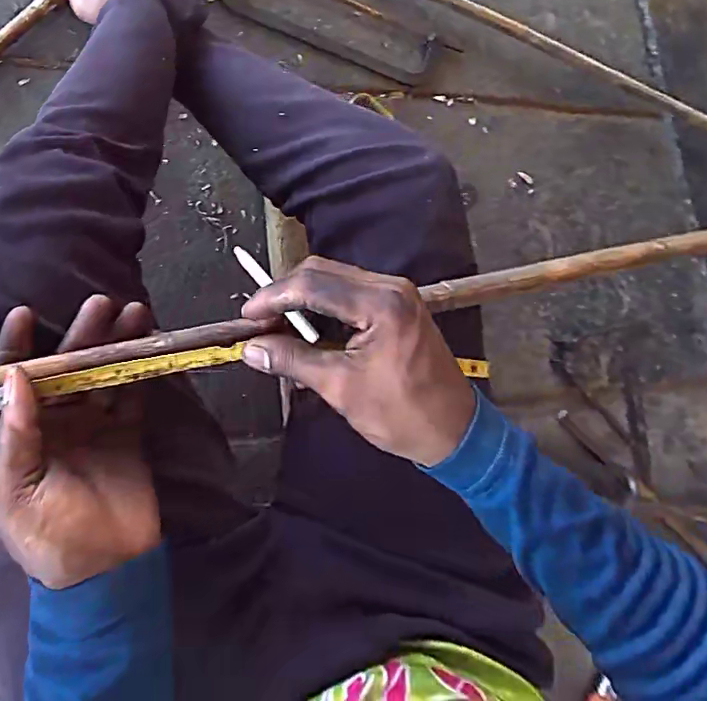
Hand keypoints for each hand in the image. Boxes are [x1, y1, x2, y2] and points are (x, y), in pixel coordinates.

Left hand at [0, 295, 161, 589]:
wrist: (105, 576)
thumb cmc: (47, 541)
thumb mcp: (17, 496)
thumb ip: (16, 438)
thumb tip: (13, 377)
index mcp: (22, 432)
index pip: (15, 379)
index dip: (16, 345)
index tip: (23, 314)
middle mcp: (55, 419)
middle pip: (65, 367)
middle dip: (80, 334)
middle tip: (99, 304)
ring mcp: (92, 424)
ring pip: (101, 373)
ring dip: (114, 343)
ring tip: (133, 312)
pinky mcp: (126, 432)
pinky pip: (132, 393)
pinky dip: (139, 369)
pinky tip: (148, 342)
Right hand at [239, 257, 477, 466]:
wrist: (458, 434)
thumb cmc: (403, 414)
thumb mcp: (340, 388)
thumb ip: (291, 360)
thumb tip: (251, 349)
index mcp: (381, 304)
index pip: (311, 284)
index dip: (272, 297)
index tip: (247, 317)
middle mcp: (389, 287)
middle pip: (319, 272)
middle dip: (283, 294)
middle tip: (259, 321)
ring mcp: (395, 293)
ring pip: (330, 278)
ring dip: (300, 298)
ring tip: (277, 326)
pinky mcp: (395, 303)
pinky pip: (345, 291)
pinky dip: (319, 305)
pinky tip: (305, 329)